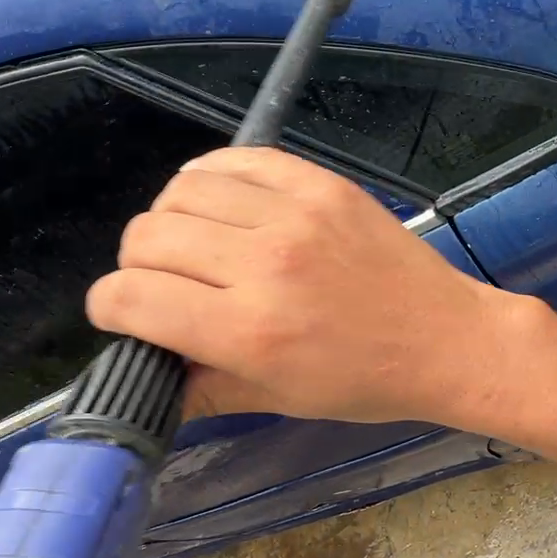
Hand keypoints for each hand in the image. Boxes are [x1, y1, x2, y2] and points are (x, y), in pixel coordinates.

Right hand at [87, 147, 528, 425]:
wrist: (445, 337)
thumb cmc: (365, 380)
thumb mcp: (278, 399)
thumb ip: (200, 385)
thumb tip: (143, 368)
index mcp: (248, 331)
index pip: (129, 296)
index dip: (111, 307)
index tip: (127, 314)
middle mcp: (263, 264)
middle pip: (146, 236)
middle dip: (138, 265)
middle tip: (168, 283)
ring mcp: (295, 214)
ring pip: (182, 190)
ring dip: (173, 218)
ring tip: (199, 242)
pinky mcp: (322, 184)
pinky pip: (239, 159)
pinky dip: (214, 176)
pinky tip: (224, 202)